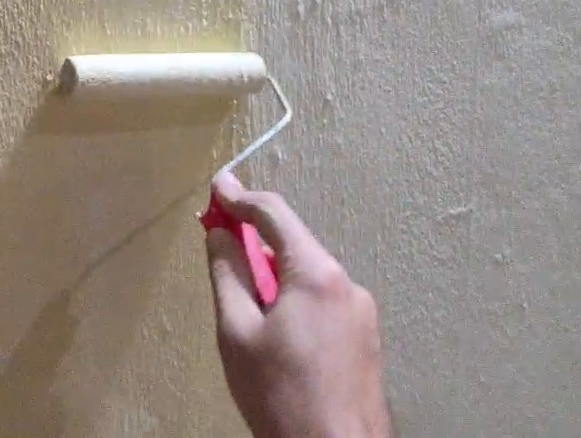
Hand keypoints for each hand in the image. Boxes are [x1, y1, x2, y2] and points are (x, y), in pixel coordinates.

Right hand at [205, 173, 391, 437]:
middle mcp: (347, 285)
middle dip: (253, 238)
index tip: (215, 186)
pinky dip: (292, 296)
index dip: (240, 197)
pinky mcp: (365, 340)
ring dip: (272, 273)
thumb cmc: (281, 395)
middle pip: (292, 243)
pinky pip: (320, 299)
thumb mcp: (237, 331)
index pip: (274, 214)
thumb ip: (227, 273)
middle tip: (218, 241)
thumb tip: (220, 234)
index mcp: (317, 274)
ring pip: (305, 273)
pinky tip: (274, 330)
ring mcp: (362, 314)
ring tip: (244, 306)